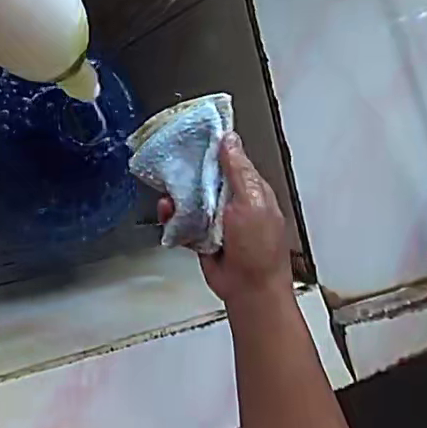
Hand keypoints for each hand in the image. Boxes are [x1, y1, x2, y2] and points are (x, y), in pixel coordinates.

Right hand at [162, 133, 292, 304]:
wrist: (249, 290)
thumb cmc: (259, 248)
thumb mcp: (251, 201)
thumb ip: (238, 171)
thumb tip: (230, 139)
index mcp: (250, 189)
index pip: (229, 159)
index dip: (212, 148)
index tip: (192, 137)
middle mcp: (232, 201)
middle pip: (205, 178)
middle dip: (188, 174)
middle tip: (172, 168)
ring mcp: (216, 219)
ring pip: (190, 198)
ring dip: (177, 197)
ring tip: (168, 199)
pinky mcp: (201, 235)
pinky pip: (182, 220)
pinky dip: (172, 218)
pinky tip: (167, 214)